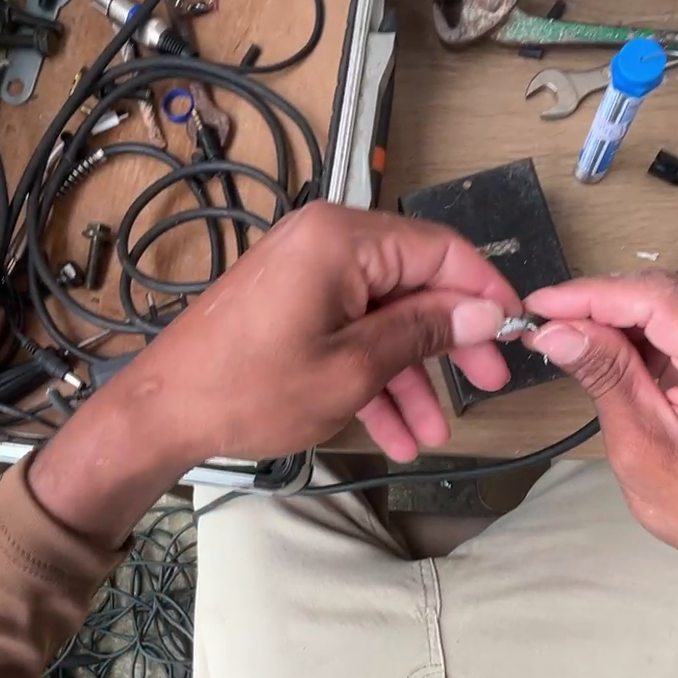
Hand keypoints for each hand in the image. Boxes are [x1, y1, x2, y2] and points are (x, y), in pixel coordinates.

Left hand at [28, 204, 519, 546]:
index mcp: (344, 240)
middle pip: (414, 287)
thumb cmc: (252, 390)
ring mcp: (309, 277)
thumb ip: (423, 333)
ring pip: (382, 322)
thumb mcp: (351, 368)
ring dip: (408, 380)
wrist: (163, 412)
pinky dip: (370, 379)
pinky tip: (394, 435)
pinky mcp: (294, 308)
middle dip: (449, 345)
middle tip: (484, 388)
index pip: (441, 249)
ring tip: (430, 437)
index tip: (514, 333)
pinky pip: (348, 335)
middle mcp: (328, 245)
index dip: (484, 292)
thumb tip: (484, 312)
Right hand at [521, 271, 677, 592]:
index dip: (591, 296)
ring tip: (573, 339)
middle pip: (670, 294)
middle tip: (548, 324)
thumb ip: (604, 375)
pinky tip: (615, 349)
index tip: (541, 304)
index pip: (659, 301)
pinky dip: (649, 330)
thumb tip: (555, 331)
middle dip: (602, 305)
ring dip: (622, 317)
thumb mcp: (640, 445)